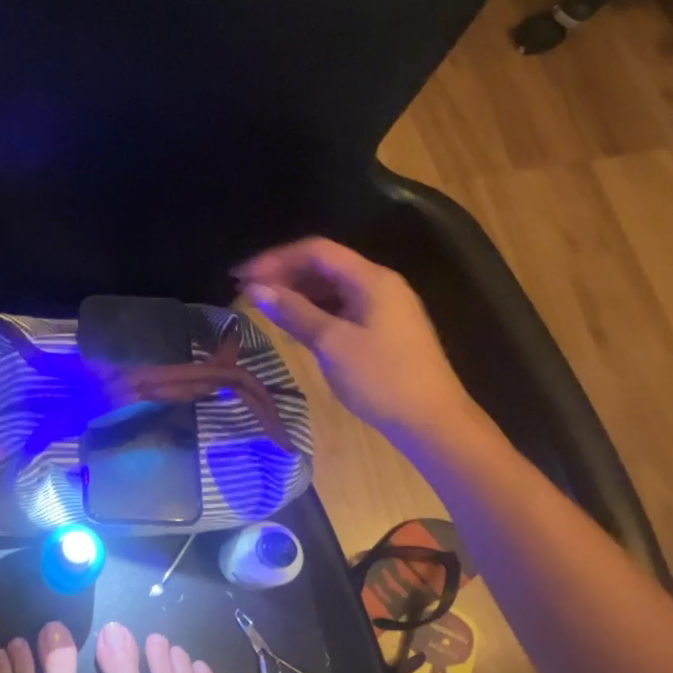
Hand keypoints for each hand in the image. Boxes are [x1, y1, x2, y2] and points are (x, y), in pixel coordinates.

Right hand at [234, 237, 477, 437]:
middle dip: (282, 274)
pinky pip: (339, 307)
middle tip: (245, 291)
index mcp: (371, 280)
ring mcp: (382, 307)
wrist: (431, 422)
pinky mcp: (380, 329)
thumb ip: (293, 312)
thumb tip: (255, 289)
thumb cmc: (381, 378)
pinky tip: (291, 325)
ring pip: (330, 287)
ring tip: (262, 307)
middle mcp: (379, 285)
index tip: (241, 277)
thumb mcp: (331, 343)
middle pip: (323, 265)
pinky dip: (311, 310)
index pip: (316, 251)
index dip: (274, 259)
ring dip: (295, 293)